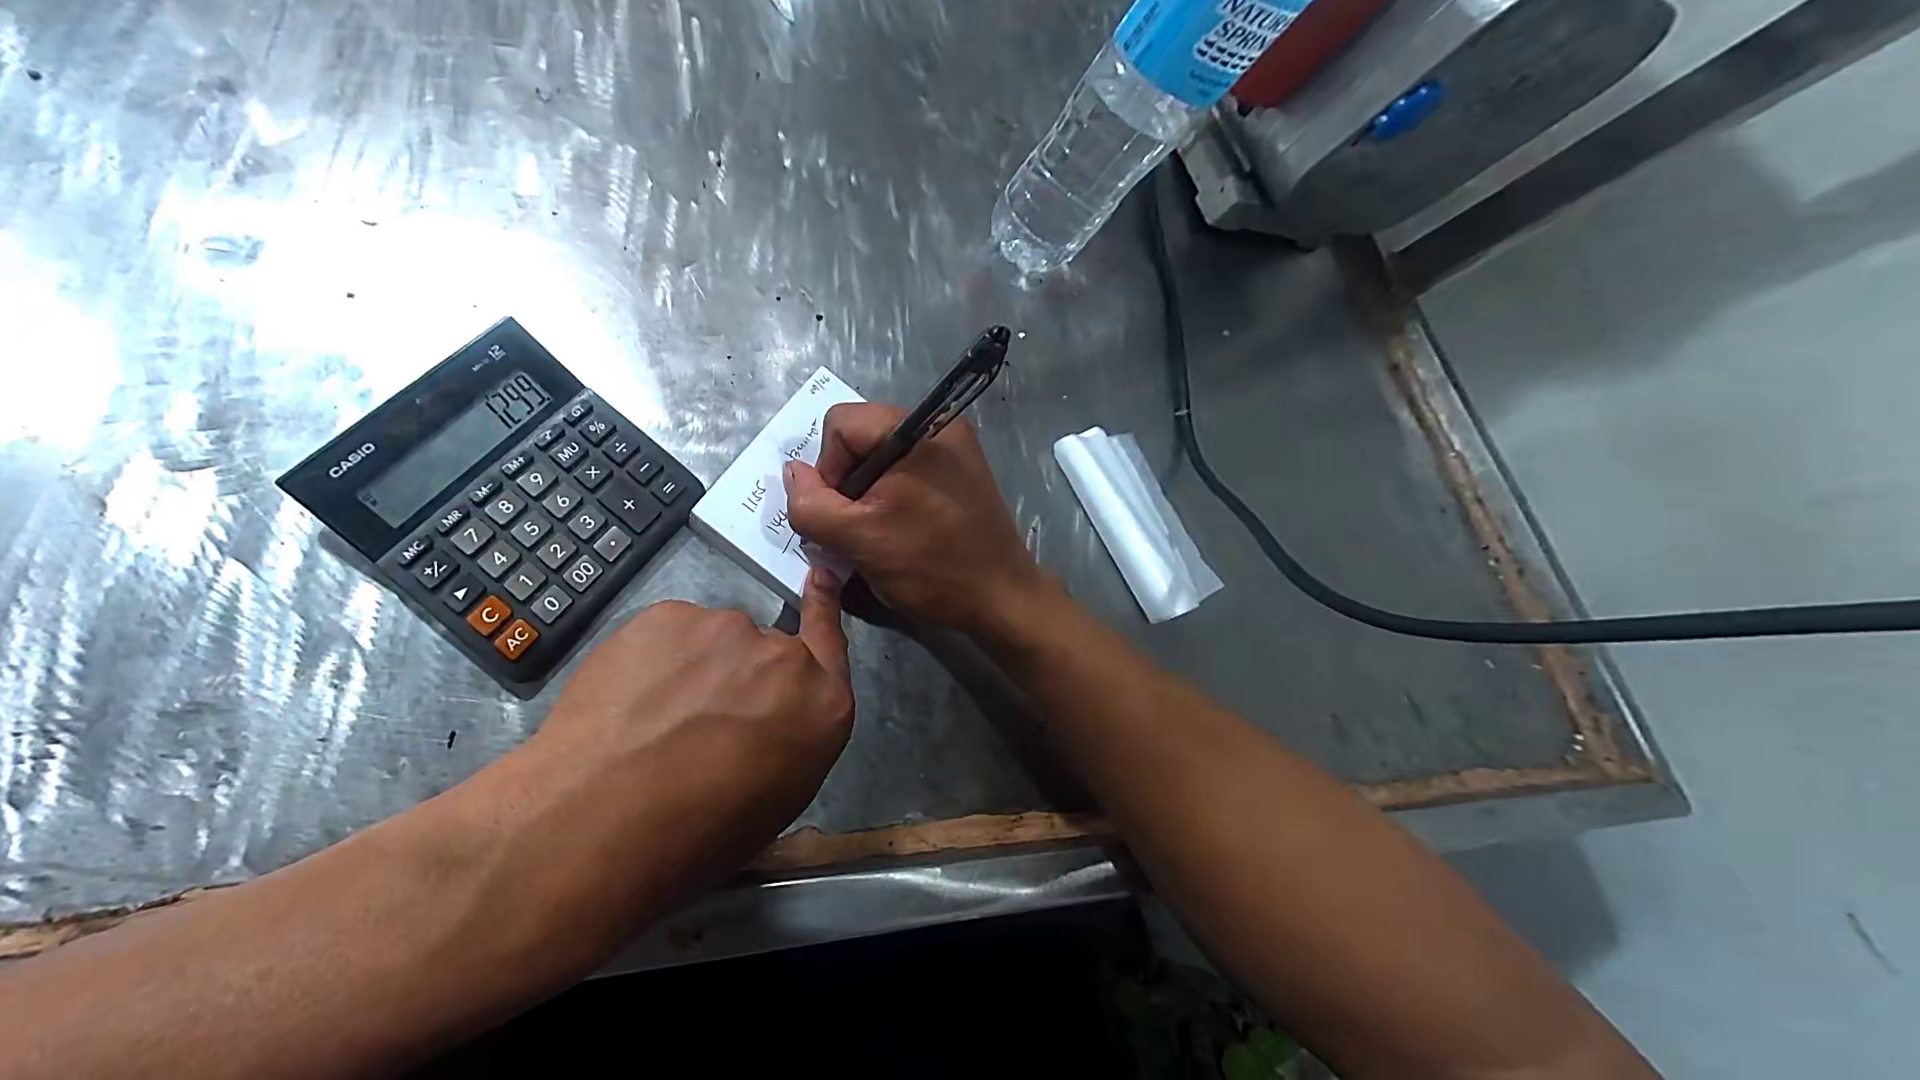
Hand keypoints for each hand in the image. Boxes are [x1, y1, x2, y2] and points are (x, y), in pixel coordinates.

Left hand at [523, 573, 853, 879]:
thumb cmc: (699, 835)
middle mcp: (784, 657)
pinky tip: (629, 700)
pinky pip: (670, 632)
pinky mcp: (669, 616)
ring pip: (714, 640)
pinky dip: (654, 658)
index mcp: (823, 704)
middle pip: (766, 649)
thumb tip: (764, 723)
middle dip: (740, 675)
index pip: (831, 639)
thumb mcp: (776, 799)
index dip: (823, 607)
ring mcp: (726, 629)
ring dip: (694, 666)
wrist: (602, 819)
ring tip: (654, 718)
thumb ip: (789, 735)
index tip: (819, 577)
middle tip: (698, 721)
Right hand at [783, 403, 1044, 633]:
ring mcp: (955, 449)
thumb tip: (793, 473)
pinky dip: (890, 497)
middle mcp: (940, 426)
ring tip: (877, 533)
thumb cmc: (932, 567)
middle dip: (846, 482)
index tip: (842, 512)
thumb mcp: (858, 540)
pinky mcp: (961, 473)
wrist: (1002, 598)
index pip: (841, 423)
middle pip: (861, 437)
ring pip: (881, 458)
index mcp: (919, 429)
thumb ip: (812, 503)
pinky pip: (907, 472)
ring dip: (866, 494)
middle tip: (856, 526)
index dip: (827, 467)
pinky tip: (899, 530)